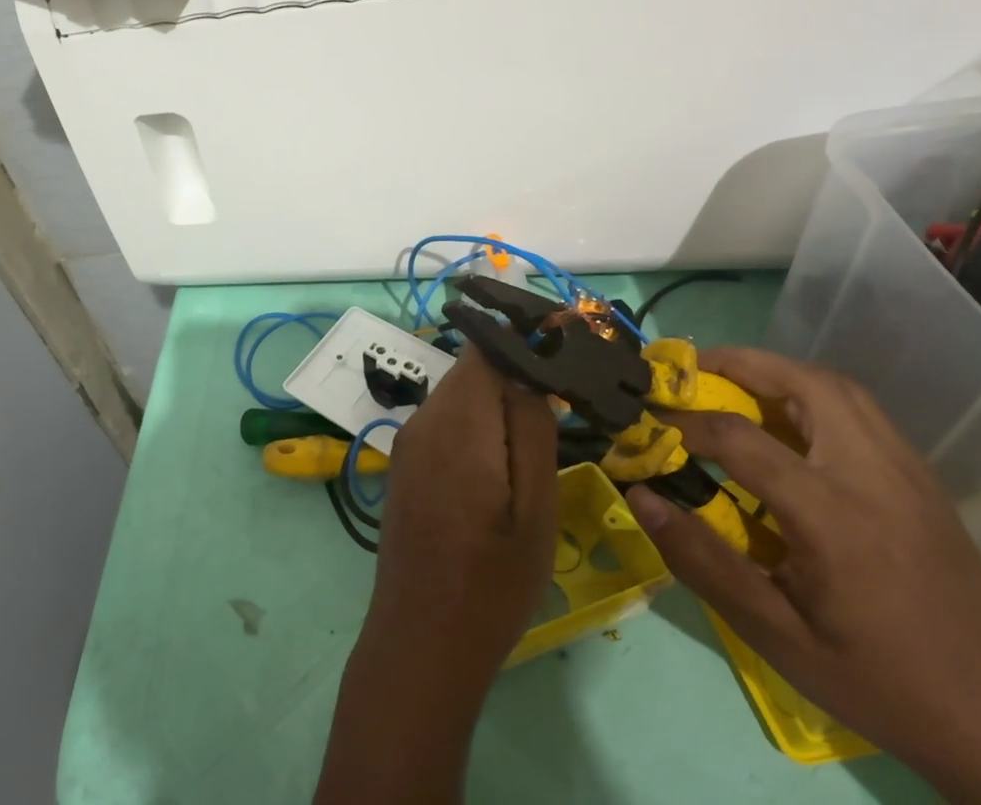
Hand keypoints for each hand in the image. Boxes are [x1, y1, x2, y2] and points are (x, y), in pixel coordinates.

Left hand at [315, 347, 557, 803]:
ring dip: (502, 400)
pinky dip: (480, 425)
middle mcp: (421, 422)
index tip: (574, 347)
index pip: (488, 346)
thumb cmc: (492, 583)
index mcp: (455, 423)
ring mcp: (408, 446)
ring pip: (461, 396)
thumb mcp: (535, 508)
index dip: (529, 338)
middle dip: (521, 370)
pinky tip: (511, 456)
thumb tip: (533, 371)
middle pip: (474, 370)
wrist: (422, 642)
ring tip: (552, 423)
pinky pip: (447, 424)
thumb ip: (531, 429)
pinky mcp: (407, 468)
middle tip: (573, 394)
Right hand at [628, 348, 980, 804]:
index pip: (742, 438)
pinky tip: (787, 426)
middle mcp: (874, 475)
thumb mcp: (772, 633)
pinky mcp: (923, 482)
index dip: (685, 423)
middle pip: (806, 384)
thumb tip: (641, 499)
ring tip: (732, 385)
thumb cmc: (873, 678)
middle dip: (742, 363)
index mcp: (832, 515)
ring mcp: (908, 473)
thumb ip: (701, 559)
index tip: (647, 424)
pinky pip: (863, 414)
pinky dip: (813, 397)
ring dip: (780, 374)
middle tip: (690, 369)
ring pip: (842, 390)